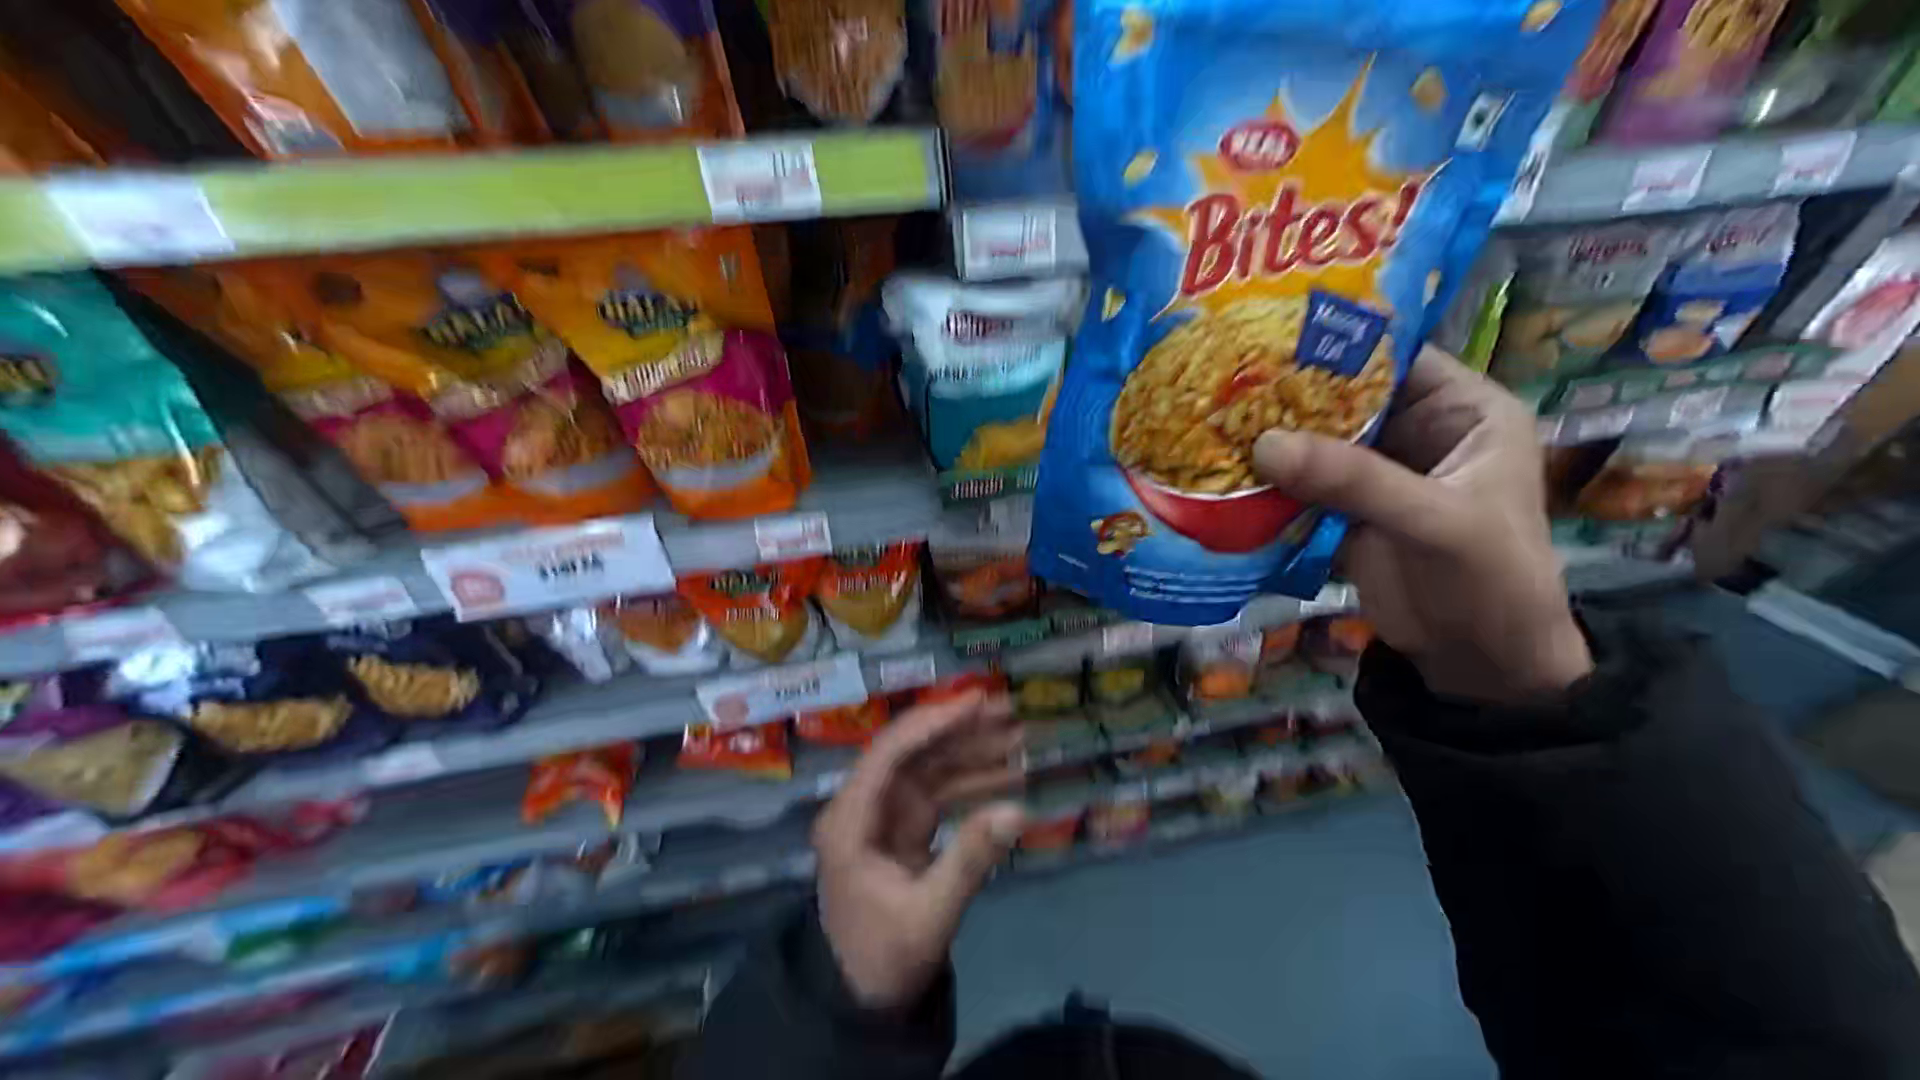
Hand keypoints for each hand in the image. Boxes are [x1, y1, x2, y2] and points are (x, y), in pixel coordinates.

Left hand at [813, 689, 1024, 1009]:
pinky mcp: (906, 826)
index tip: (976, 701)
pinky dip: (973, 782)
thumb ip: (971, 860)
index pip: (890, 752)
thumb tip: (1019, 811)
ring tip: (1020, 738)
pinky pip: (941, 793)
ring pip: (931, 768)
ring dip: (973, 752)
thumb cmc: (882, 958)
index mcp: (850, 818)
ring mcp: (886, 814)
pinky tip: (1009, 776)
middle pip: (913, 752)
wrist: (861, 1000)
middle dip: (961, 730)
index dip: (933, 722)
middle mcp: (864, 805)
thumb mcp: (929, 915)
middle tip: (1010, 711)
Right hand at [1254, 346, 1591, 702]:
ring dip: (1273, 437)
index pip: (1396, 358)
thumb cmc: (1488, 579)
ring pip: (1316, 441)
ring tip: (1212, 418)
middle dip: (1289, 393)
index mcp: (1463, 411)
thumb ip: (1356, 480)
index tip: (1269, 337)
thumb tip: (1263, 444)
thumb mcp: (1434, 520)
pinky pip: (1300, 482)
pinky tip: (1224, 470)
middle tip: (1224, 380)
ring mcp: (1375, 472)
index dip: (1339, 345)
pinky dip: (1268, 479)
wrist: (1477, 660)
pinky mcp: (1344, 508)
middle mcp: (1416, 432)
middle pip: (1344, 398)